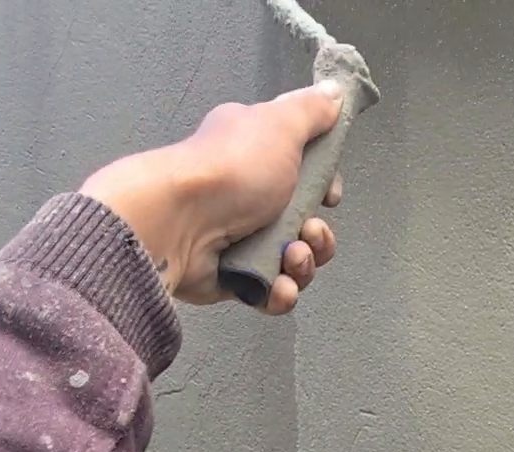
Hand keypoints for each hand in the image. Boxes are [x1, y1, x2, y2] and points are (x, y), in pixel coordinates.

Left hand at [80, 84, 345, 314]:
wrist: (179, 224)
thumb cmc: (230, 171)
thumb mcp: (279, 126)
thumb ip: (310, 112)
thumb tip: (334, 93)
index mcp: (256, 160)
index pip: (305, 180)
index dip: (324, 191)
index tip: (328, 195)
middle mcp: (249, 201)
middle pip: (307, 229)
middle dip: (320, 237)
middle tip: (308, 230)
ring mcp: (241, 244)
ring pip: (295, 265)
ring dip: (304, 265)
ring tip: (289, 257)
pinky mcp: (235, 282)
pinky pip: (273, 295)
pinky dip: (282, 294)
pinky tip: (279, 286)